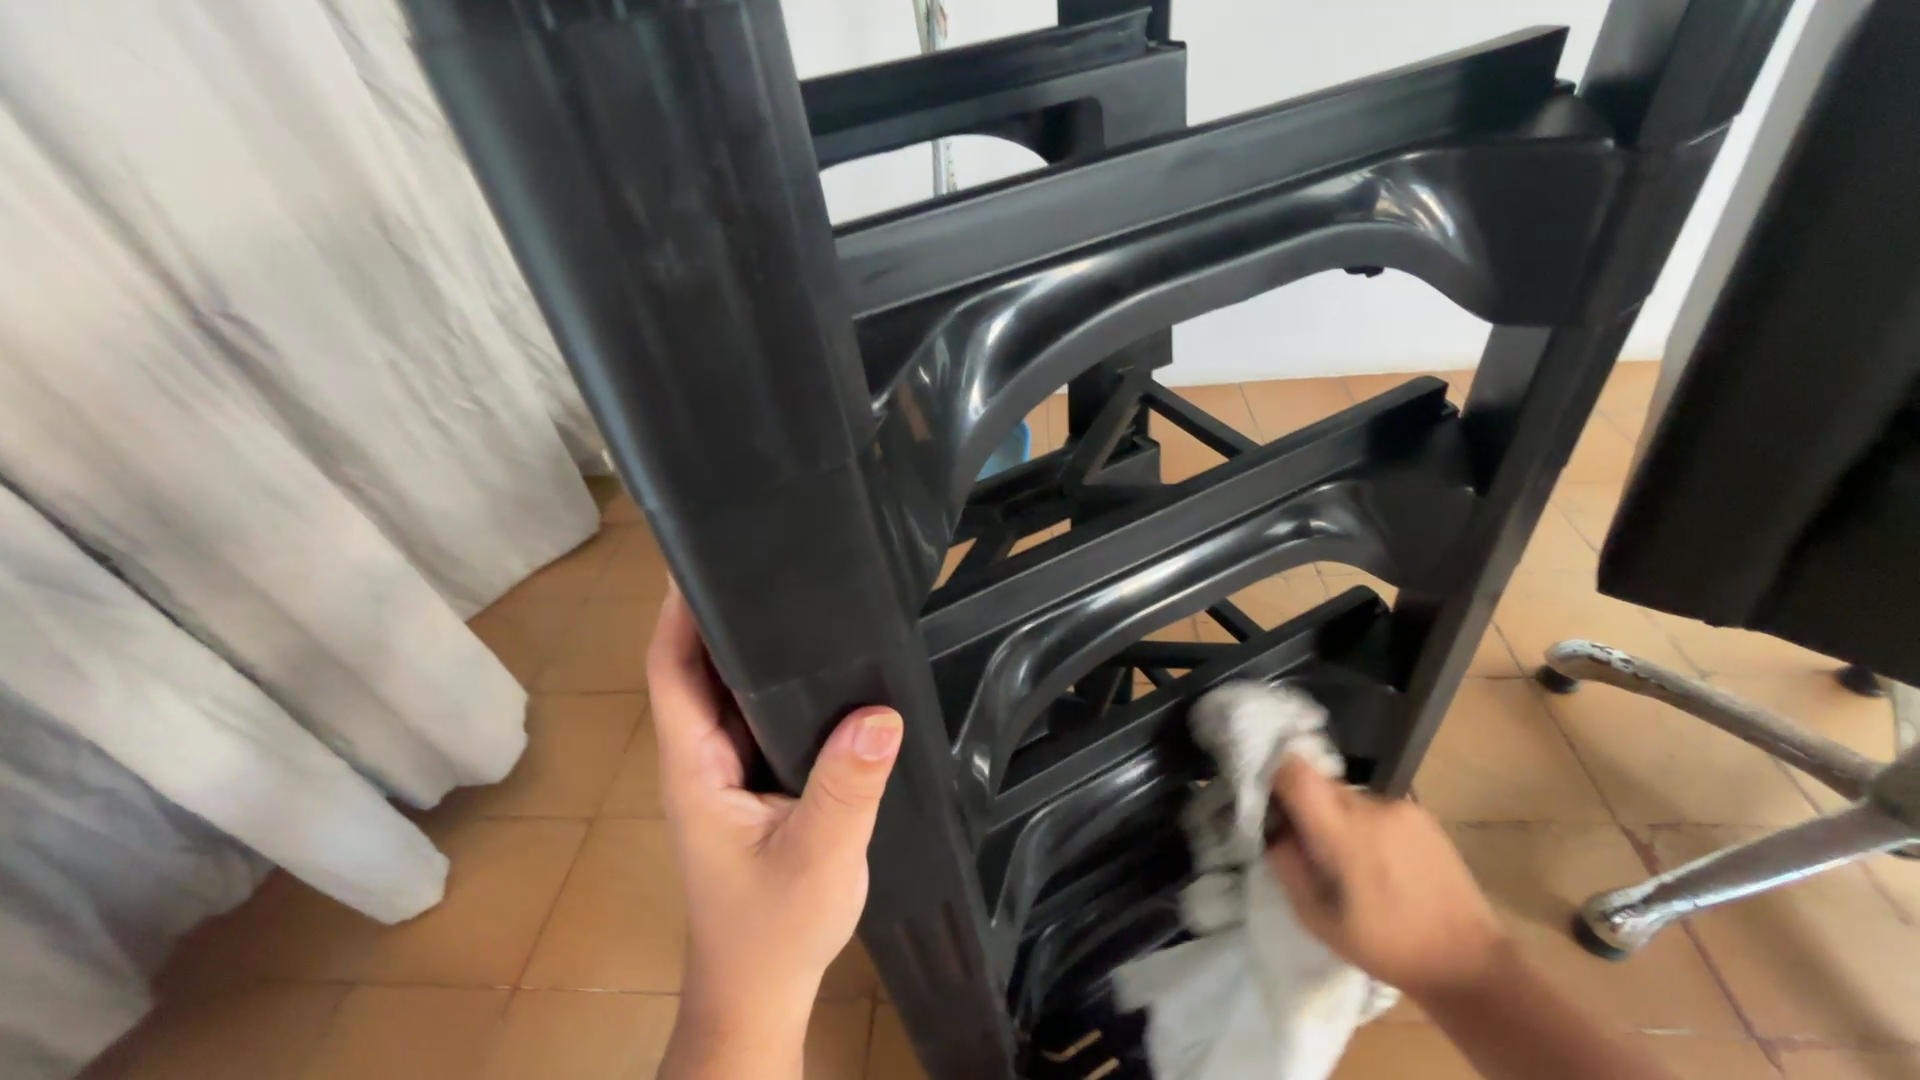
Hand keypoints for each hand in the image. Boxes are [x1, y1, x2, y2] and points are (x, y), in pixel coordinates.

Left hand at [647, 586, 902, 1059]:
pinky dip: (783, 686)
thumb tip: (882, 712)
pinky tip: (824, 668)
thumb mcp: (817, 857)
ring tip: (801, 595)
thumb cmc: (772, 930)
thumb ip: (846, 787)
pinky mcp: (754, 785)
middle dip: (724, 614)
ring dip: (755, 648)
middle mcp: (703, 758)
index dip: (678, 612)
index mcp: (695, 766)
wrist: (760, 990)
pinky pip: (764, 719)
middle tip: (770, 559)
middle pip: (701, 670)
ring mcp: (727, 772)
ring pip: (734, 694)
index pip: (672, 670)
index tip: (704, 558)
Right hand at [1264, 755, 1506, 999]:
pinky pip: (1375, 807)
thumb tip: (1273, 829)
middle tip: (1310, 846)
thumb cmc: (1385, 946)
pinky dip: (1367, 825)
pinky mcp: (1423, 814)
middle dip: (1306, 807)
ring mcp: (1401, 808)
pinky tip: (1381, 861)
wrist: (1468, 961)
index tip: (1272, 806)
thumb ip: (1286, 864)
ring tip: (1351, 861)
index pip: (1294, 771)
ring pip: (1347, 796)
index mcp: (1342, 834)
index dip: (1275, 778)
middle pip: (1319, 782)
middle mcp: (1371, 808)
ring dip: (1337, 817)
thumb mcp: (1316, 918)